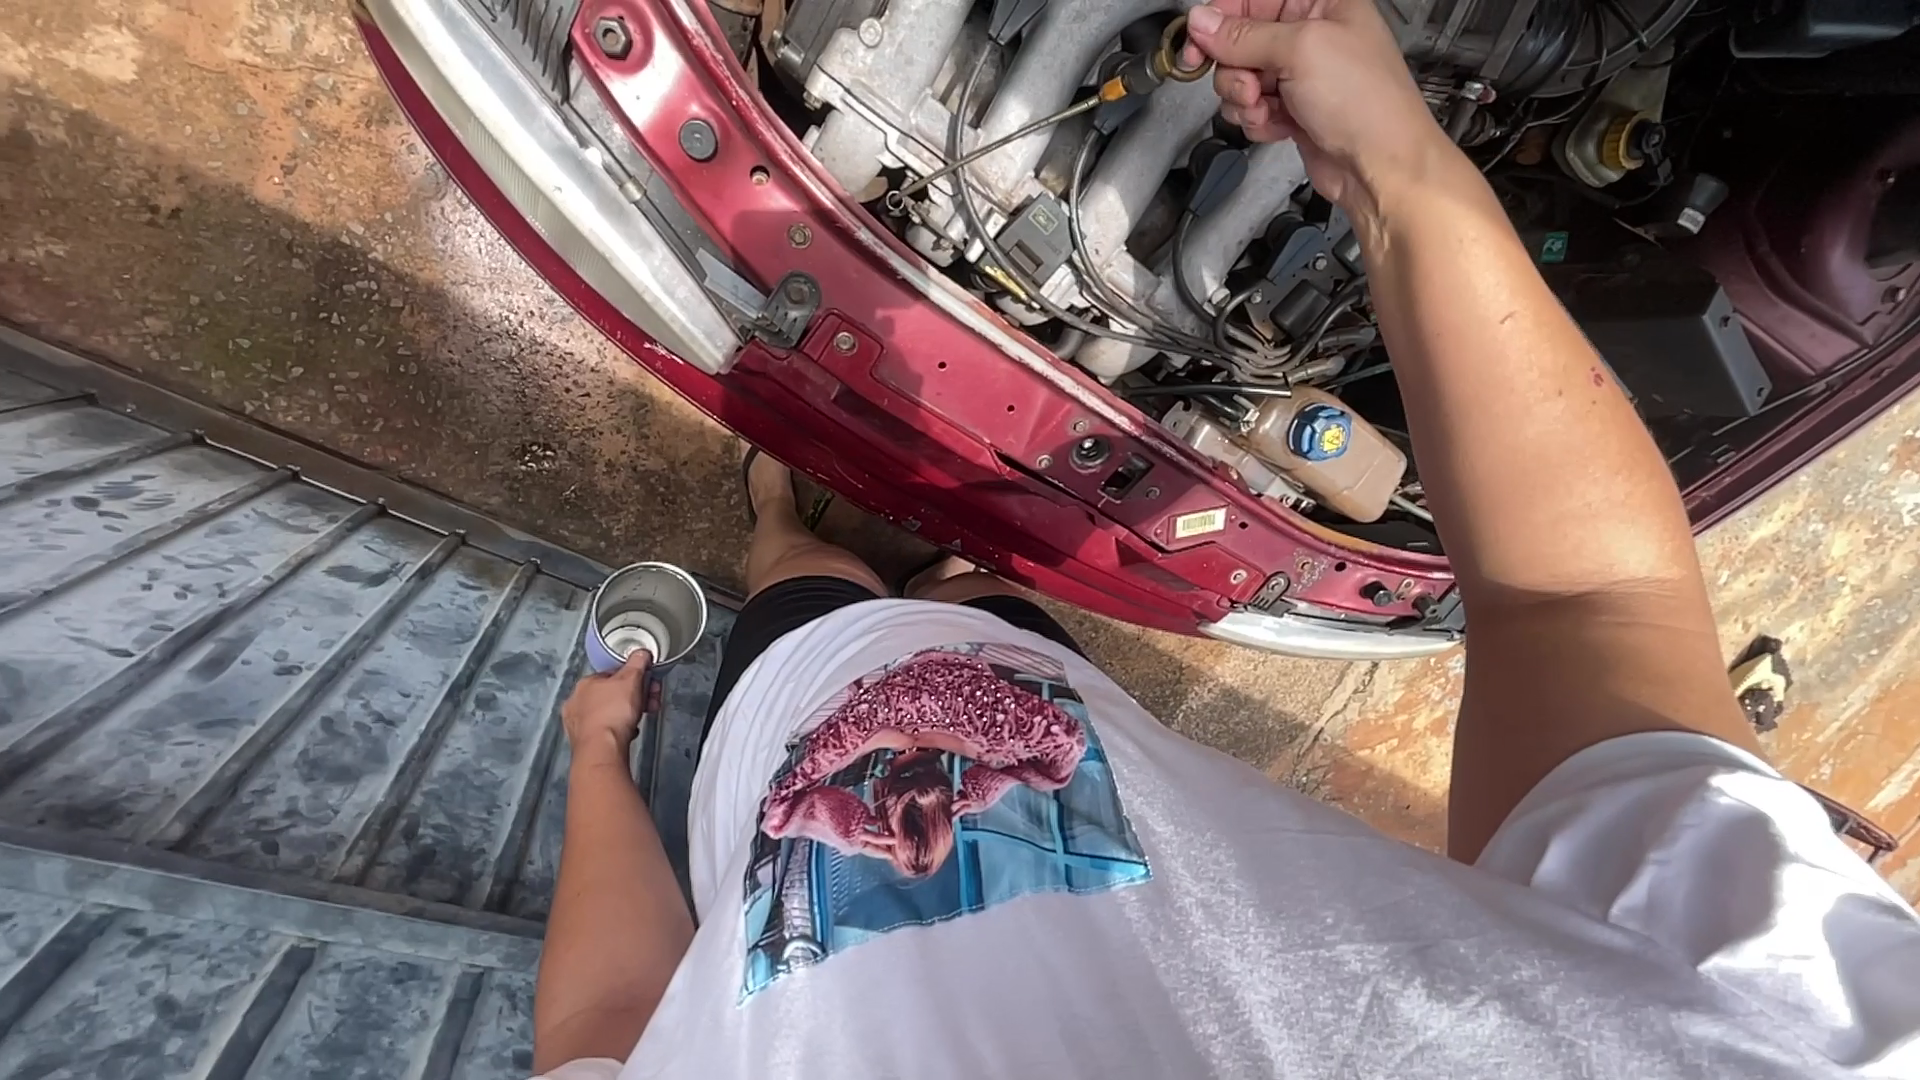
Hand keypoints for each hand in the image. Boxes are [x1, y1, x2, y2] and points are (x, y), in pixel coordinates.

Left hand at [561, 654, 652, 757]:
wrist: (602, 749)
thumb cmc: (612, 714)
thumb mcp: (631, 680)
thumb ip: (637, 663)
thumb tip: (640, 653)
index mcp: (586, 683)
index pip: (614, 674)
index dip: (635, 678)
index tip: (647, 683)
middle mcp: (577, 701)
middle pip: (613, 693)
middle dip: (635, 696)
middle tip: (649, 701)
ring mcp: (578, 722)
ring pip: (609, 712)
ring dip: (627, 713)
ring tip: (639, 719)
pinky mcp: (583, 740)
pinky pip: (605, 729)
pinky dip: (618, 729)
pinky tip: (627, 732)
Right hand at [1184, 0, 1454, 218]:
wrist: (1376, 163)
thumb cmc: (1364, 101)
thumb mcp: (1300, 51)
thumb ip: (1245, 35)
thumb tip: (1202, 21)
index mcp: (1317, 1)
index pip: (1250, 0)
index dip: (1217, 23)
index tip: (1196, 49)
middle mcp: (1306, 34)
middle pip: (1237, 44)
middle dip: (1235, 72)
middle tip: (1251, 88)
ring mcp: (1297, 74)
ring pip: (1239, 81)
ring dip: (1245, 102)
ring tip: (1268, 111)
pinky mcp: (1289, 109)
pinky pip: (1251, 110)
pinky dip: (1257, 123)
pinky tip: (1280, 126)